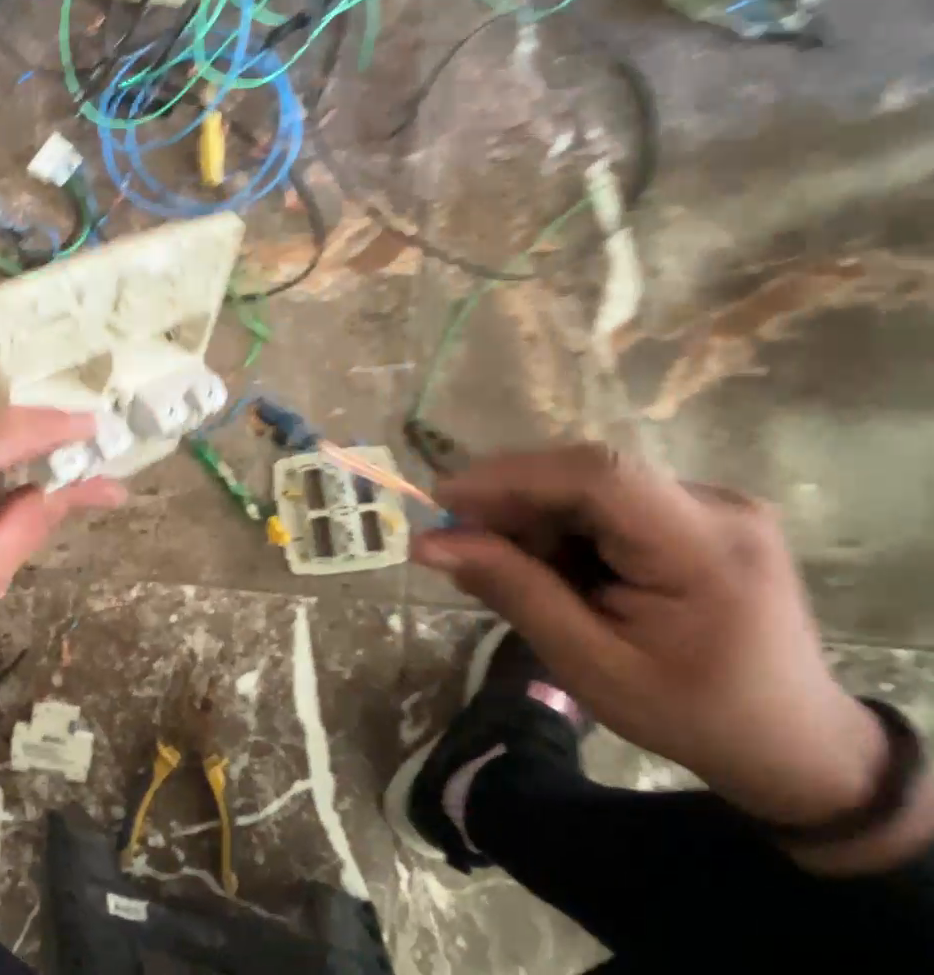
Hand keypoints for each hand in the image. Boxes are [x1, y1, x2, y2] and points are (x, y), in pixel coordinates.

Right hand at [411, 445, 885, 832]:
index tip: (440, 503)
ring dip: (533, 520)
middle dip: (511, 504)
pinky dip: (560, 528)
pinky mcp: (697, 514)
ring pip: (588, 486)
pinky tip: (549, 571)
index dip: (509, 477)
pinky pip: (606, 502)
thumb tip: (428, 542)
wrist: (790, 742)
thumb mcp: (589, 664)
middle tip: (459, 548)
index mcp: (705, 547)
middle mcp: (718, 505)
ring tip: (506, 572)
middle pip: (586, 475)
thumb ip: (513, 592)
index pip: (597, 476)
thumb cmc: (689, 713)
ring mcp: (713, 505)